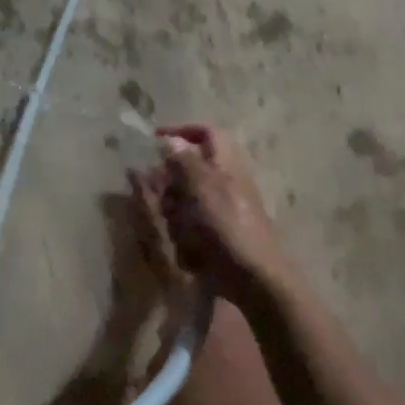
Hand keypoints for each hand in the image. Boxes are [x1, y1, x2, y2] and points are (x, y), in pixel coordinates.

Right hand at [153, 123, 284, 295]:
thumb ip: (184, 162)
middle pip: (191, 167)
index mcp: (227, 165)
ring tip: (174, 224)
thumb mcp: (201, 189)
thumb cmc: (226, 227)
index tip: (154, 137)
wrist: (251, 275)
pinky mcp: (218, 232)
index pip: (207, 133)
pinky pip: (190, 222)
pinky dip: (182, 230)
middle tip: (158, 194)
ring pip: (186, 197)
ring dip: (174, 208)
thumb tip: (170, 140)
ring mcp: (223, 208)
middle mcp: (227, 181)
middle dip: (170, 180)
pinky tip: (184, 244)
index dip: (182, 129)